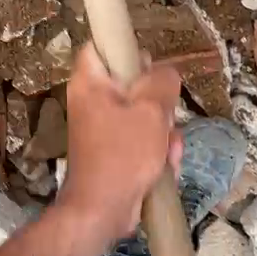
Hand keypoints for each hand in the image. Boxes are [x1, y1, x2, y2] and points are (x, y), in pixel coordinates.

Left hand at [53, 45, 182, 244]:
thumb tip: (166, 72)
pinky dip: (156, 150)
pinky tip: (166, 165)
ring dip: (163, 130)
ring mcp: (102, 128)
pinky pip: (142, 139)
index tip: (149, 63)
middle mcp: (91, 101)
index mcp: (89, 82)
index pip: (100, 45)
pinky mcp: (114, 150)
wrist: (103, 210)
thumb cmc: (122, 154)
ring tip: (167, 148)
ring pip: (143, 113)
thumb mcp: (151, 111)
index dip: (125, 47)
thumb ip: (162, 82)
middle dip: (158, 100)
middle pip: (132, 82)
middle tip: (165, 115)